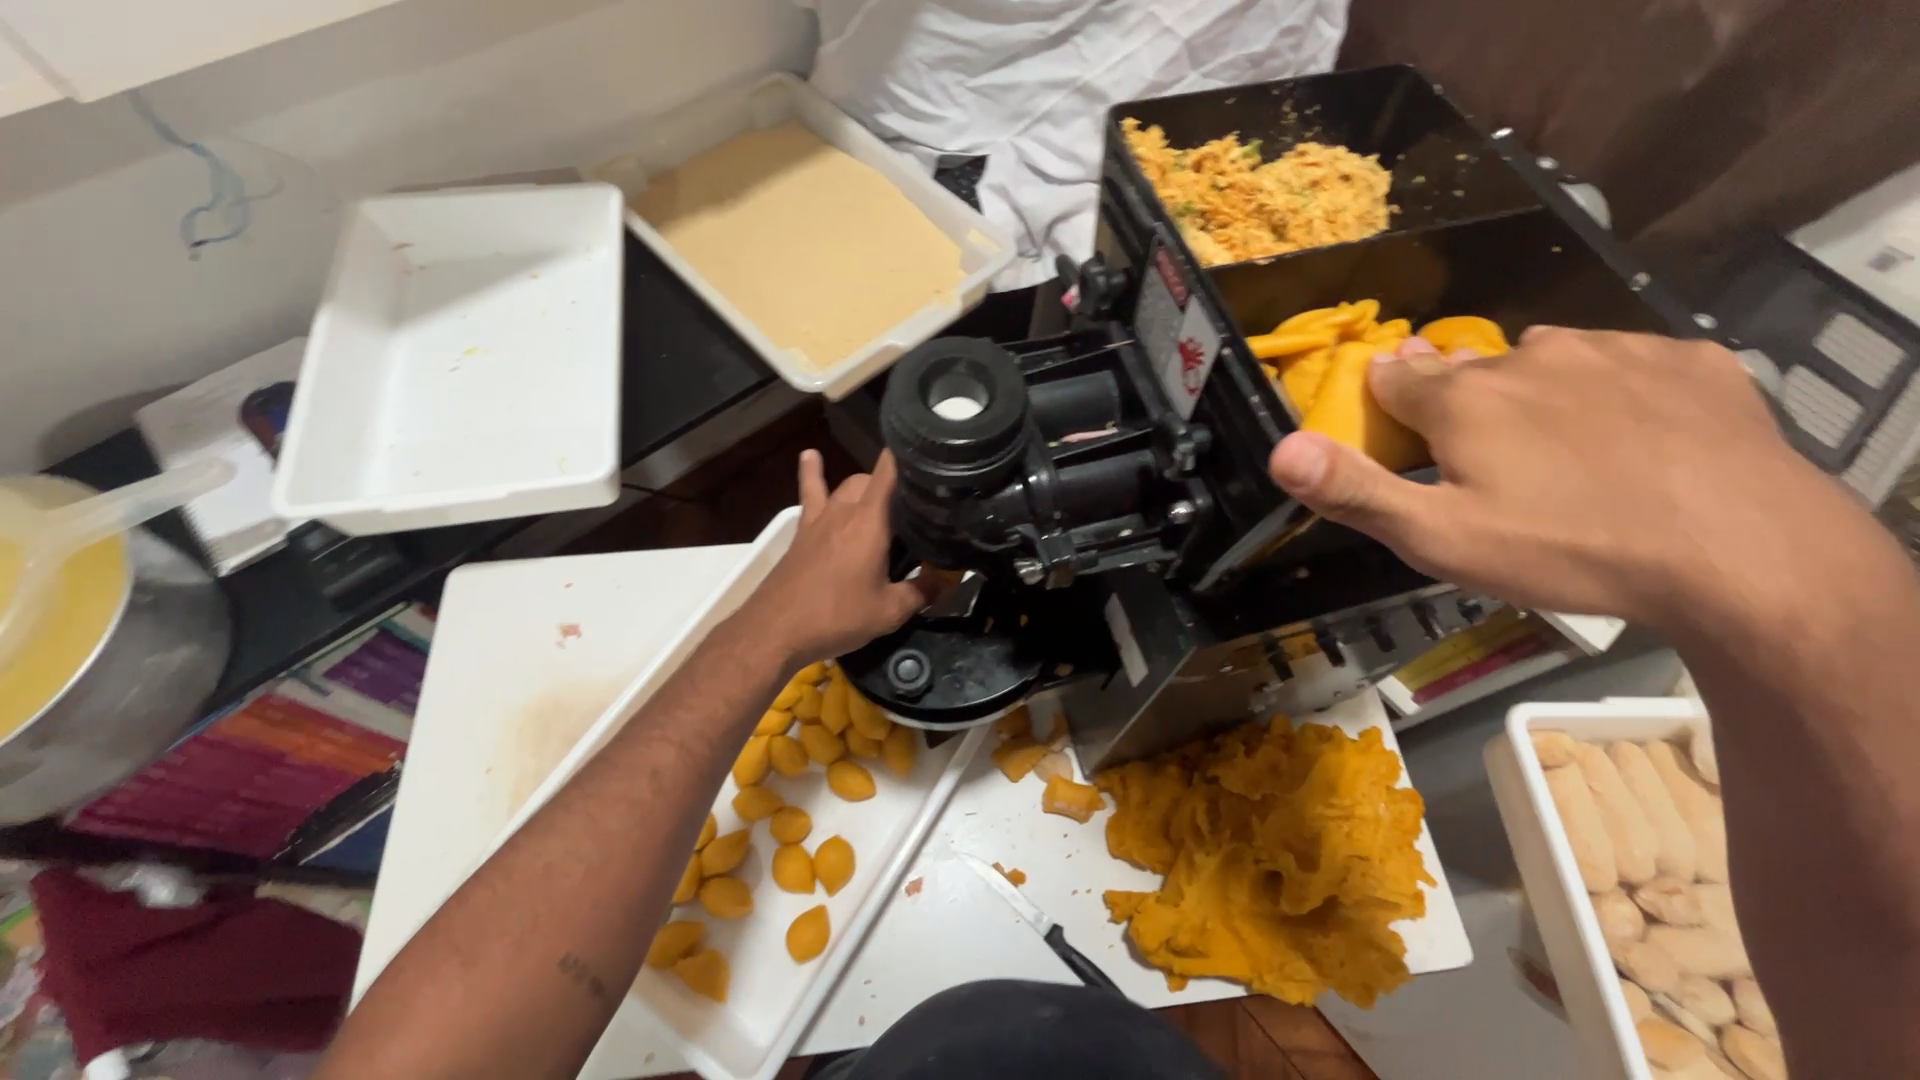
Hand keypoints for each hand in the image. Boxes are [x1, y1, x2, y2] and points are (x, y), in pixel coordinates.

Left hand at [740, 450, 938, 669]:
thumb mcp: (889, 612)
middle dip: (892, 486)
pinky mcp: (802, 532)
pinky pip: (810, 494)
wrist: (776, 630)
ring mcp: (819, 519)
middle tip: (912, 509)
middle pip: (870, 480)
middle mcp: (844, 510)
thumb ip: (921, 593)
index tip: (930, 458)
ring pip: (844, 486)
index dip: (910, 459)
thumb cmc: (836, 616)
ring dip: (863, 486)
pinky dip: (813, 474)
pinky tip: (810, 456)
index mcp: (870, 522)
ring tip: (880, 494)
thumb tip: (946, 581)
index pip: (891, 473)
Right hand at [1265, 327, 1878, 634]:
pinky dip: (1614, 390)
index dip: (1388, 400)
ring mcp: (1615, 351)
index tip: (1397, 426)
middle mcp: (1528, 356)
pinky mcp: (1688, 360)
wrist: (1740, 551)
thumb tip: (1279, 450)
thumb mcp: (1439, 540)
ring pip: (1548, 358)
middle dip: (1460, 398)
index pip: (1397, 378)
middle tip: (1479, 452)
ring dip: (1534, 389)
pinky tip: (1635, 437)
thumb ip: (1355, 491)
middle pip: (1470, 368)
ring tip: (1557, 447)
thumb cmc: (1565, 548)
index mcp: (1463, 399)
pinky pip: (1628, 363)